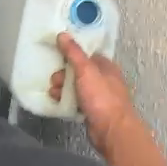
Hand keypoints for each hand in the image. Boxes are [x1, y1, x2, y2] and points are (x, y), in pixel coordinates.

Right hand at [50, 33, 159, 165]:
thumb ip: (73, 53)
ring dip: (63, 89)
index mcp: (106, 67)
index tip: (56, 57)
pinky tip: (59, 103)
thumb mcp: (85, 71)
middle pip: (79, 71)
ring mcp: (100, 97)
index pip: (86, 54)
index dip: (71, 54)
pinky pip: (77, 102)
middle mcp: (104, 80)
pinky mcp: (94, 111)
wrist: (112, 131)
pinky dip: (68, 101)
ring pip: (77, 87)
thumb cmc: (101, 98)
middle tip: (54, 81)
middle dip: (63, 75)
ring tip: (54, 94)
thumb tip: (62, 34)